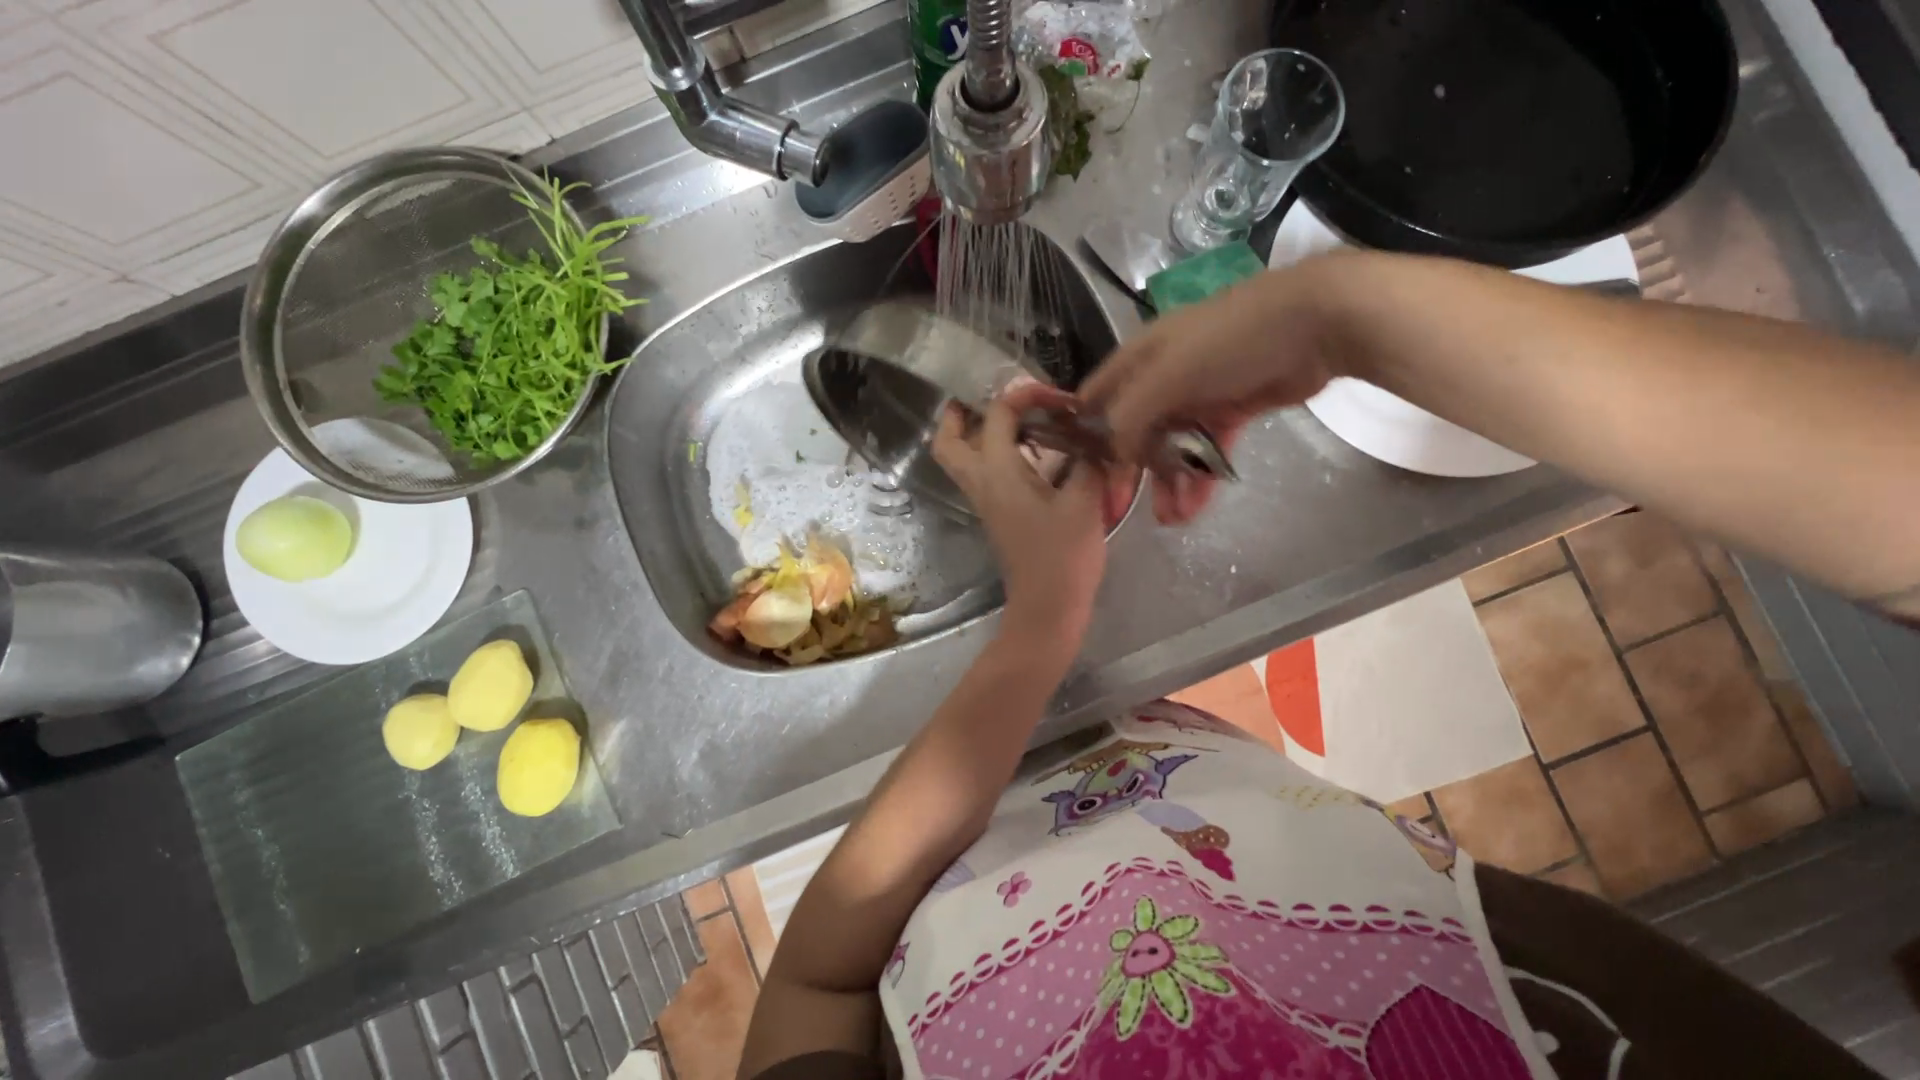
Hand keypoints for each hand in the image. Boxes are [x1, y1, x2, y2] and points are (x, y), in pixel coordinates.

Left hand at [931, 384, 1135, 650]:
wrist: (1047, 607)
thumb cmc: (1064, 555)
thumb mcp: (1085, 501)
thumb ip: (1089, 460)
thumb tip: (1095, 436)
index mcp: (998, 471)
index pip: (998, 413)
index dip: (1027, 394)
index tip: (1062, 400)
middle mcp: (981, 482)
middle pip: (947, 439)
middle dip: (960, 413)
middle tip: (991, 399)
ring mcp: (984, 501)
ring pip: (961, 458)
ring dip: (977, 434)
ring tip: (1017, 420)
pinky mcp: (995, 515)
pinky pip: (981, 474)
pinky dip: (995, 455)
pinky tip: (1034, 453)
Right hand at [1081, 260, 1347, 522]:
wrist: (1315, 323)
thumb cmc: (1229, 341)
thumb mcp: (1167, 375)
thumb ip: (1130, 417)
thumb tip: (1112, 456)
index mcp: (1139, 357)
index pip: (1096, 398)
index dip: (1087, 437)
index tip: (1085, 478)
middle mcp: (1162, 374)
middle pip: (1134, 430)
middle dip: (1132, 470)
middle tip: (1128, 510)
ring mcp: (1199, 393)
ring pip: (1172, 445)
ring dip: (1170, 481)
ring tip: (1173, 519)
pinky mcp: (1232, 409)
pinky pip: (1206, 449)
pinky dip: (1201, 476)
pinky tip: (1196, 506)